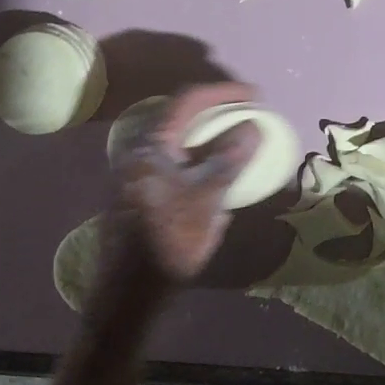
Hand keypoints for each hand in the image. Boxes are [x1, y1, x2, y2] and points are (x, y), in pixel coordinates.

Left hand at [104, 84, 261, 282]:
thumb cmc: (170, 240)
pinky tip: (213, 183)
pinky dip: (195, 164)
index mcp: (150, 146)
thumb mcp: (207, 197)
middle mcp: (135, 154)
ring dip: (206, 142)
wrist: (130, 292)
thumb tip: (251, 126)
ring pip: (175, 147)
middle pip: (180, 121)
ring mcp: (132, 176)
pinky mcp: (134, 197)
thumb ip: (229, 158)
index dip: (223, 93)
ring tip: (235, 150)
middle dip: (215, 116)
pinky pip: (170, 168)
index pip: (187, 102)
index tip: (254, 95)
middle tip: (245, 119)